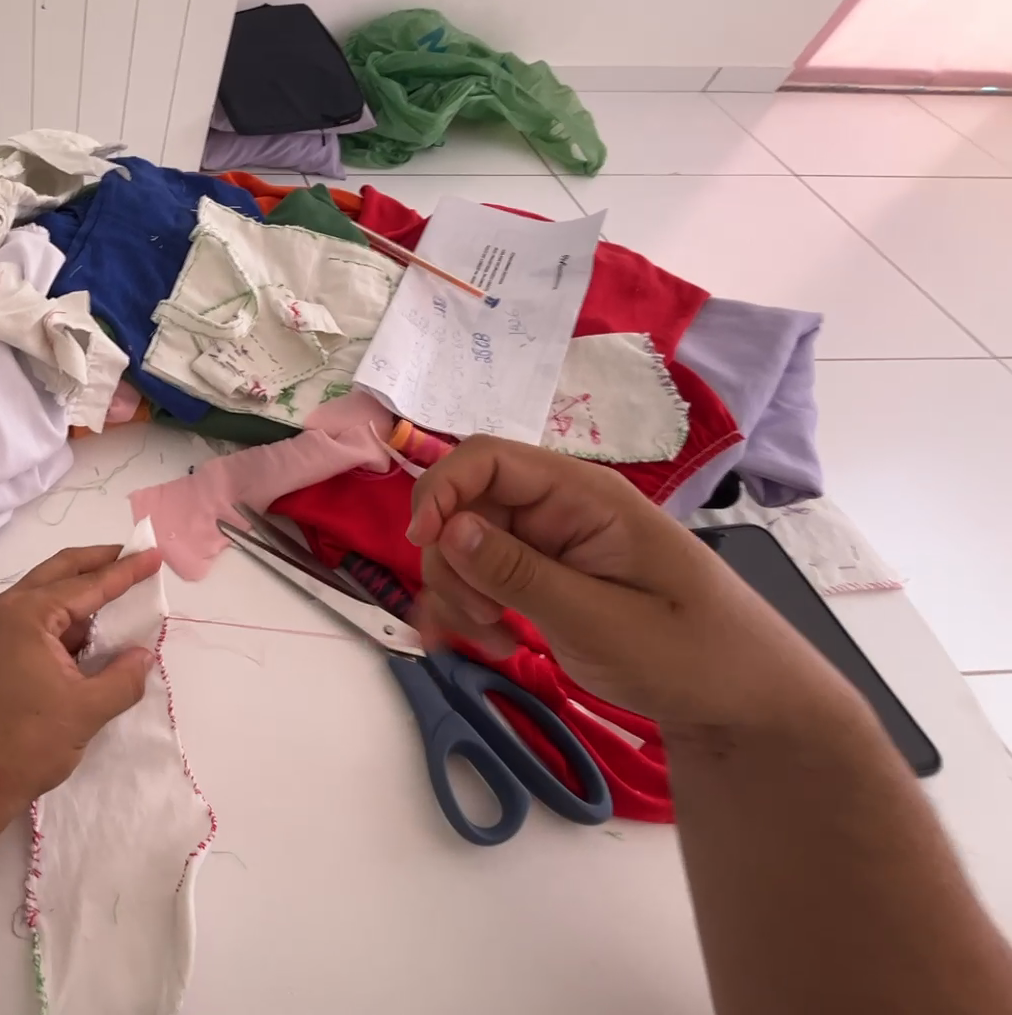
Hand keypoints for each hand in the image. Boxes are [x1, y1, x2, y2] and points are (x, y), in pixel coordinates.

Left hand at [0, 544, 161, 823]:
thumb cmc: (24, 743)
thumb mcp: (86, 711)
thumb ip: (123, 678)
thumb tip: (143, 654)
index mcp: (27, 614)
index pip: (86, 584)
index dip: (124, 571)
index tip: (154, 555)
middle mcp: (9, 610)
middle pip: (61, 572)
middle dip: (100, 562)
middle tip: (136, 557)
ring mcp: (1, 629)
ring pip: (49, 593)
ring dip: (84, 589)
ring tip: (122, 589)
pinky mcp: (0, 650)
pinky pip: (42, 619)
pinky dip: (71, 617)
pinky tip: (96, 629)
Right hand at [405, 436, 837, 731]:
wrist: (746, 709)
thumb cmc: (693, 658)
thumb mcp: (600, 621)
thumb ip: (518, 573)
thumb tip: (445, 529)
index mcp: (583, 496)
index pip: (486, 458)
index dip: (441, 489)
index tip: (421, 543)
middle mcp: (556, 509)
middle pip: (462, 507)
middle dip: (451, 561)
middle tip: (477, 617)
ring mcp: (544, 543)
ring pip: (461, 547)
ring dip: (459, 593)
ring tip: (494, 640)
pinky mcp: (537, 574)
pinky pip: (477, 577)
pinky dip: (467, 609)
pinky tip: (486, 641)